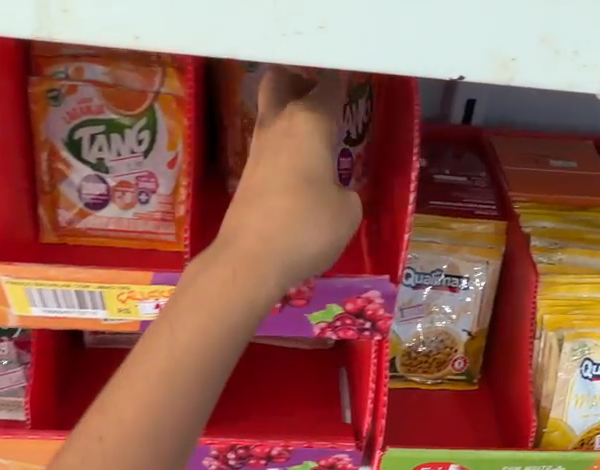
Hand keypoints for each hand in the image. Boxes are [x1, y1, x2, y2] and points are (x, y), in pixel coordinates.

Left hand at [213, 67, 363, 297]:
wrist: (250, 260)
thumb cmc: (306, 229)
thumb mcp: (348, 214)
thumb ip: (347, 192)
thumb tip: (335, 192)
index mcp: (310, 121)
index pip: (329, 86)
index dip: (342, 82)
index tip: (352, 85)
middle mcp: (279, 124)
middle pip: (282, 80)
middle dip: (300, 81)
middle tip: (321, 100)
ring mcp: (258, 149)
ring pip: (272, 114)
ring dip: (290, 118)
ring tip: (317, 140)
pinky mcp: (247, 176)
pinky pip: (269, 148)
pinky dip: (283, 150)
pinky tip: (300, 173)